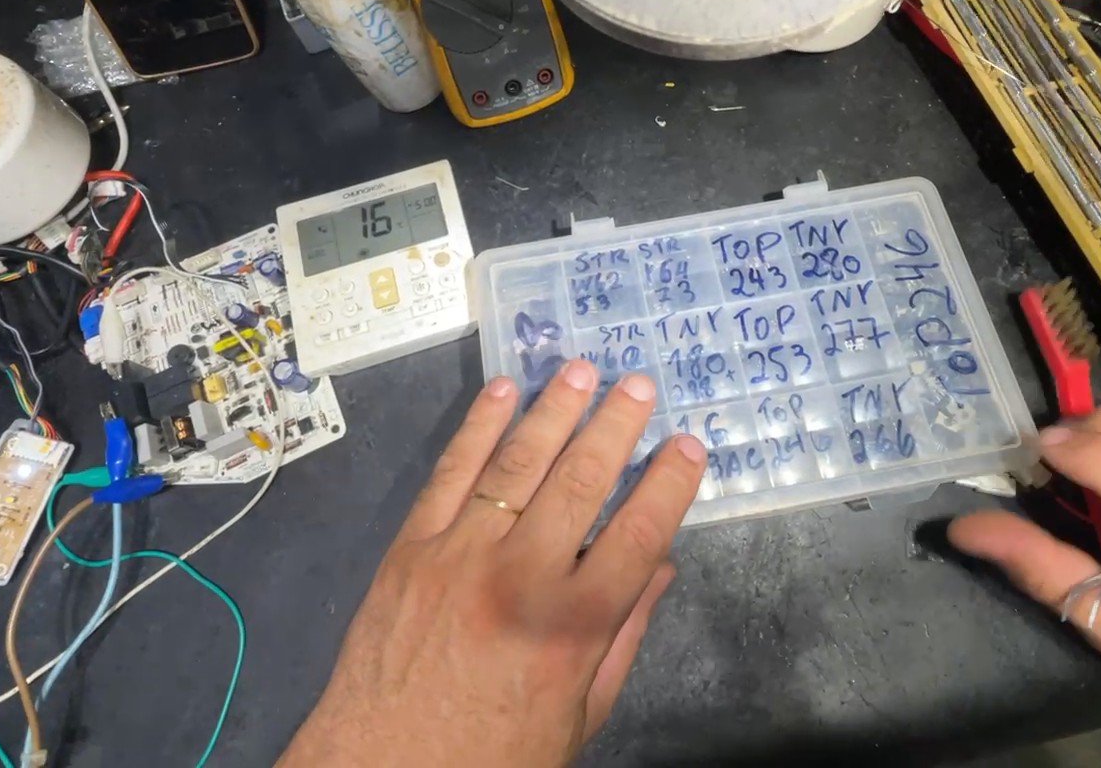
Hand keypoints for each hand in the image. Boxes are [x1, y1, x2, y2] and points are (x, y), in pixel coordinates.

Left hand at [280, 361, 706, 767]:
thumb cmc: (495, 753)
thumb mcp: (579, 714)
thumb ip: (623, 634)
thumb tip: (661, 563)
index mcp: (572, 628)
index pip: (637, 536)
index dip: (668, 486)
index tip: (688, 444)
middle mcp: (521, 577)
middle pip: (581, 482)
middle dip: (616, 426)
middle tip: (639, 384)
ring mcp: (461, 553)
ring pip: (518, 464)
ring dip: (554, 410)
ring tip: (582, 370)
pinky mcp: (412, 545)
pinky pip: (451, 472)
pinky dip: (479, 426)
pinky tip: (503, 390)